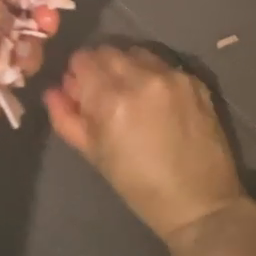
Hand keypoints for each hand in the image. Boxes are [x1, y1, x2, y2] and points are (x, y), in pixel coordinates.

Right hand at [44, 46, 244, 244]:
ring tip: (133, 94)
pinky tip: (158, 100)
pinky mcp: (193, 79)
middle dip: (100, 68)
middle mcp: (140, 78)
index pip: (82, 60)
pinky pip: (162, 63)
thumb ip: (67, 119)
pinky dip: (153, 75)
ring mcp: (170, 76)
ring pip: (134, 52)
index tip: (81, 91)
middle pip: (106, 51)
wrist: (202, 204)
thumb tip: (52, 92)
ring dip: (127, 67)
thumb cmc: (141, 186)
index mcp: (111, 99)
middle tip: (105, 94)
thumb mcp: (95, 156)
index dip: (78, 75)